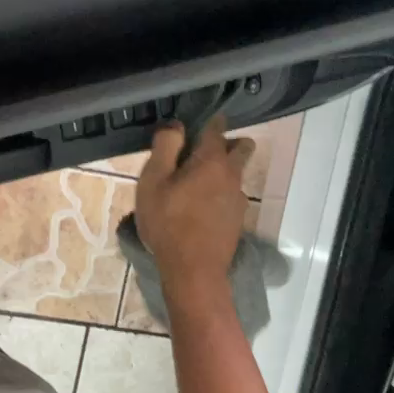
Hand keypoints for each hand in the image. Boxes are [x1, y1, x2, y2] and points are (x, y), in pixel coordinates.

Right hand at [134, 118, 255, 302]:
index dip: (206, 122)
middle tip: (199, 156)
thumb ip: (165, 148)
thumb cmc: (167, 222)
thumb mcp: (153, 182)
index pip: (216, 127)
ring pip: (235, 174)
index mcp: (211, 159)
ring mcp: (238, 198)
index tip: (192, 127)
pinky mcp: (237, 219)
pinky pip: (230, 197)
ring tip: (194, 188)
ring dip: (220, 173)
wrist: (193, 269)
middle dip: (226, 144)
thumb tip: (175, 125)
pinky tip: (198, 211)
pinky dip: (218, 196)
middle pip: (240, 147)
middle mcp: (232, 174)